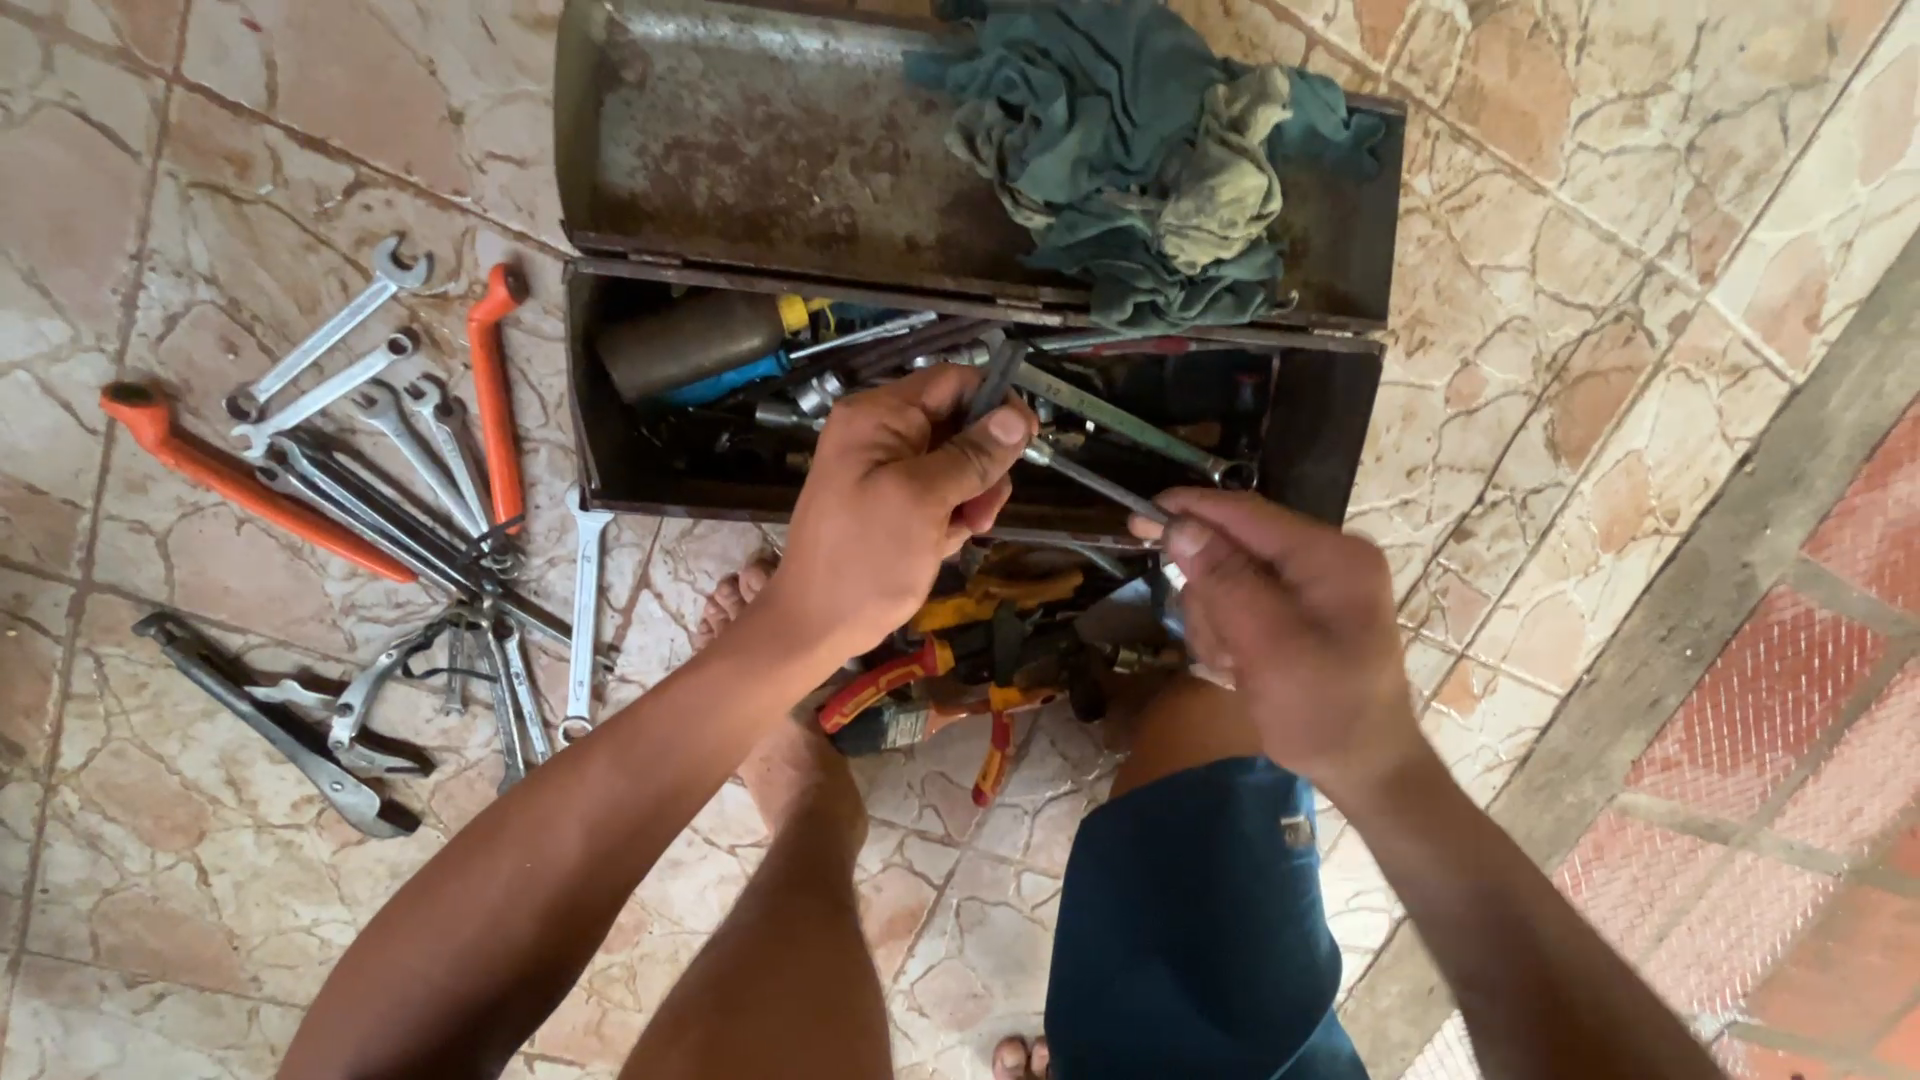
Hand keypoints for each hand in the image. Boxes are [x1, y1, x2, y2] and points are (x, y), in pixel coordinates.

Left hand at [761, 365, 1037, 662]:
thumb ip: (971, 455)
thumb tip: (1018, 415)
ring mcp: (884, 470)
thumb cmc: (865, 559)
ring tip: (966, 532)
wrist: (816, 625)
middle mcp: (880, 433)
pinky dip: (951, 516)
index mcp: (878, 416)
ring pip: (955, 463)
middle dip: (982, 464)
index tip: (1028, 441)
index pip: (952, 381)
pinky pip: (938, 494)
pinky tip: (942, 545)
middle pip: (958, 424)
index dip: (995, 404)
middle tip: (986, 509)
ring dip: (972, 497)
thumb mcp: (923, 501)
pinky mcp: (890, 503)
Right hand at [1133, 490, 1431, 798]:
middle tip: (1218, 646)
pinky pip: (1235, 602)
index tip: (1137, 516)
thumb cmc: (1325, 712)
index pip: (1246, 513)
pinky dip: (1225, 633)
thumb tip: (1180, 526)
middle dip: (1210, 596)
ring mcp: (1309, 584)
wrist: (1365, 767)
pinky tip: (1240, 667)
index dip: (1190, 509)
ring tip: (1234, 665)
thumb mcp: (1269, 647)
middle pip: (1230, 548)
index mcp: (1330, 556)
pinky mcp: (1295, 608)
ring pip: (1224, 579)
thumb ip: (1225, 581)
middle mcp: (1321, 558)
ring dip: (1214, 621)